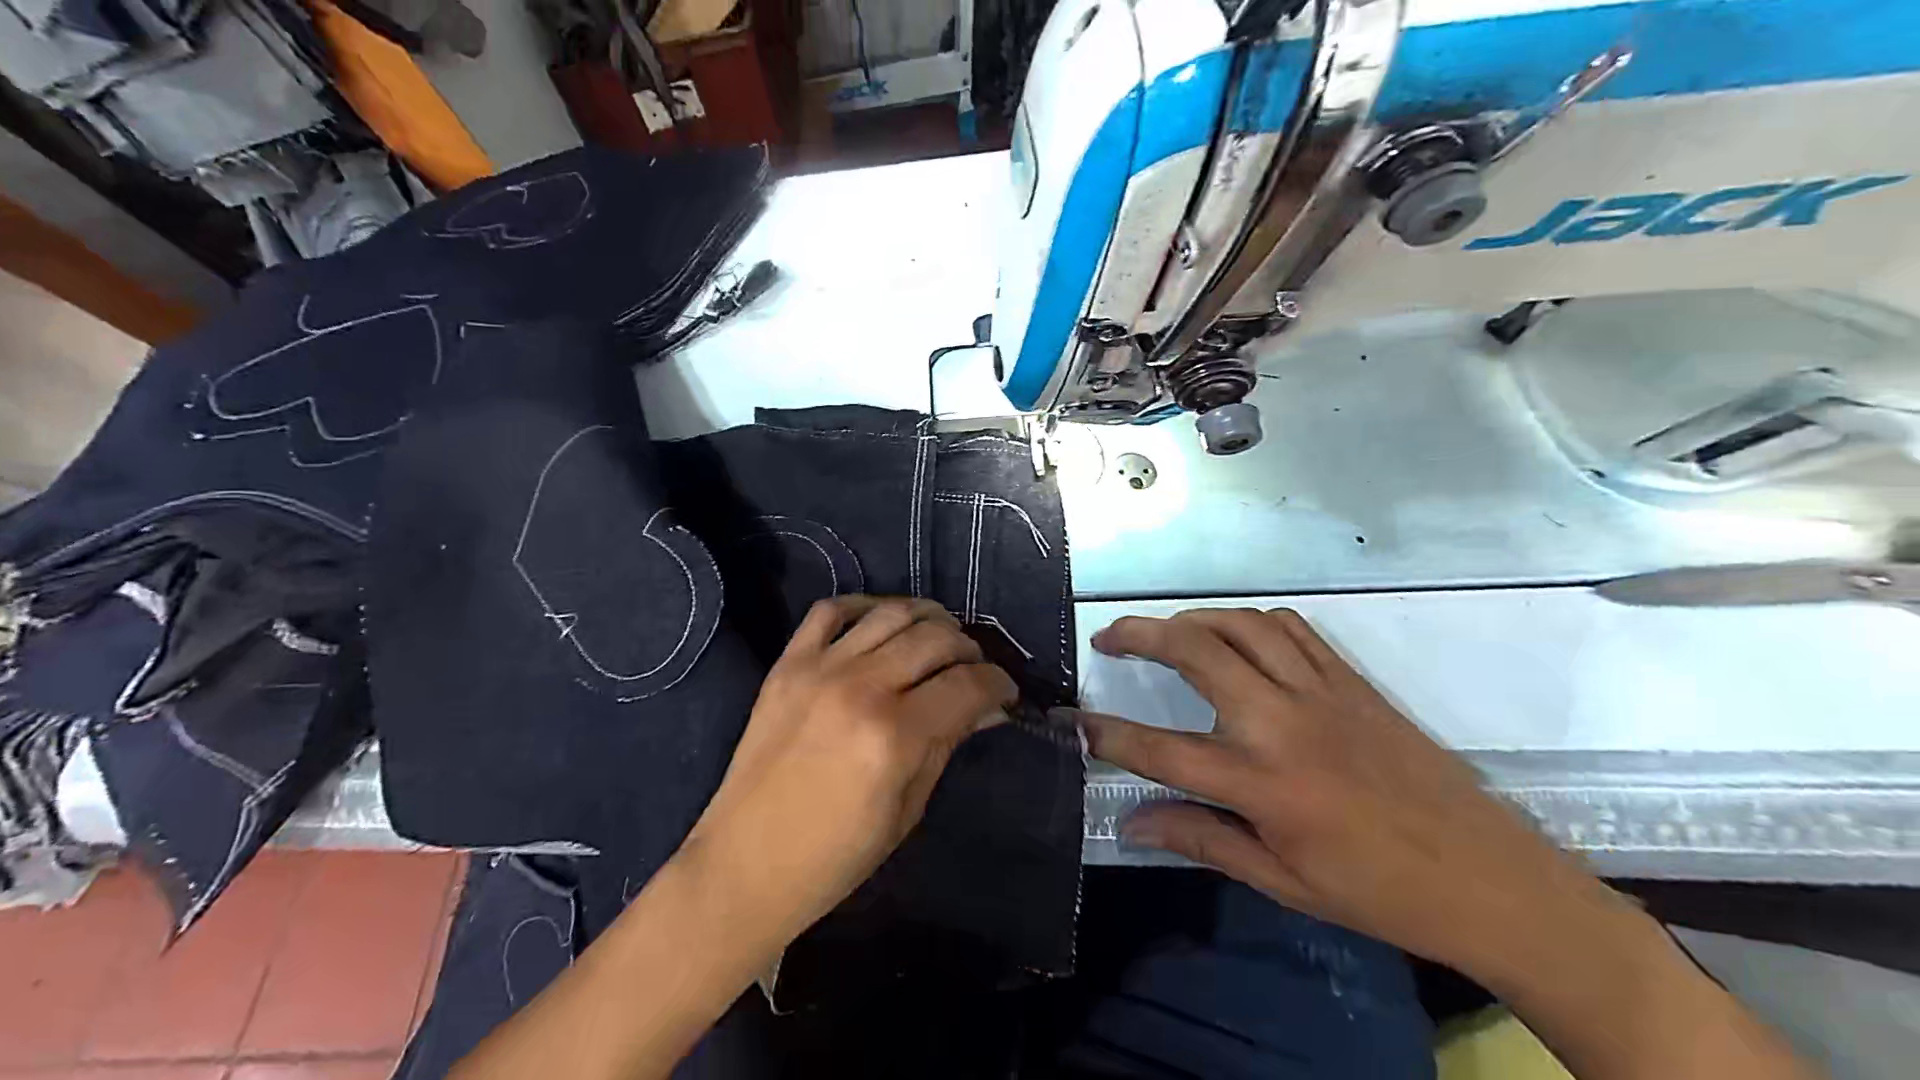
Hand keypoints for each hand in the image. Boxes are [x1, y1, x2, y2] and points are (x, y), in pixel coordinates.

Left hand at [681, 595, 1016, 946]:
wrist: (745, 864)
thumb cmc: (835, 856)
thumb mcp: (907, 809)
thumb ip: (947, 744)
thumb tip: (986, 709)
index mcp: (894, 736)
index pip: (966, 685)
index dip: (997, 684)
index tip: (1005, 692)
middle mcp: (860, 687)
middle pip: (935, 638)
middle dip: (968, 650)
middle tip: (973, 670)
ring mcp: (819, 668)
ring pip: (891, 613)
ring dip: (928, 618)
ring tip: (939, 637)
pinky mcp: (786, 664)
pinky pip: (830, 610)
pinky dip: (864, 606)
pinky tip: (882, 621)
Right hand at [1077, 607, 1637, 986]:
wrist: (1492, 880)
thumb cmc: (1378, 893)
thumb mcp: (1281, 881)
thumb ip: (1200, 838)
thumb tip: (1131, 820)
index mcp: (1264, 783)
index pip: (1161, 750)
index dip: (1106, 735)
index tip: (1071, 721)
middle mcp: (1284, 722)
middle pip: (1196, 651)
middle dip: (1140, 634)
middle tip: (1107, 638)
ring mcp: (1322, 692)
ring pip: (1242, 625)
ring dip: (1192, 618)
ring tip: (1164, 631)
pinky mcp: (1353, 682)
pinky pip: (1291, 629)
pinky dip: (1250, 621)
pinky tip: (1234, 635)